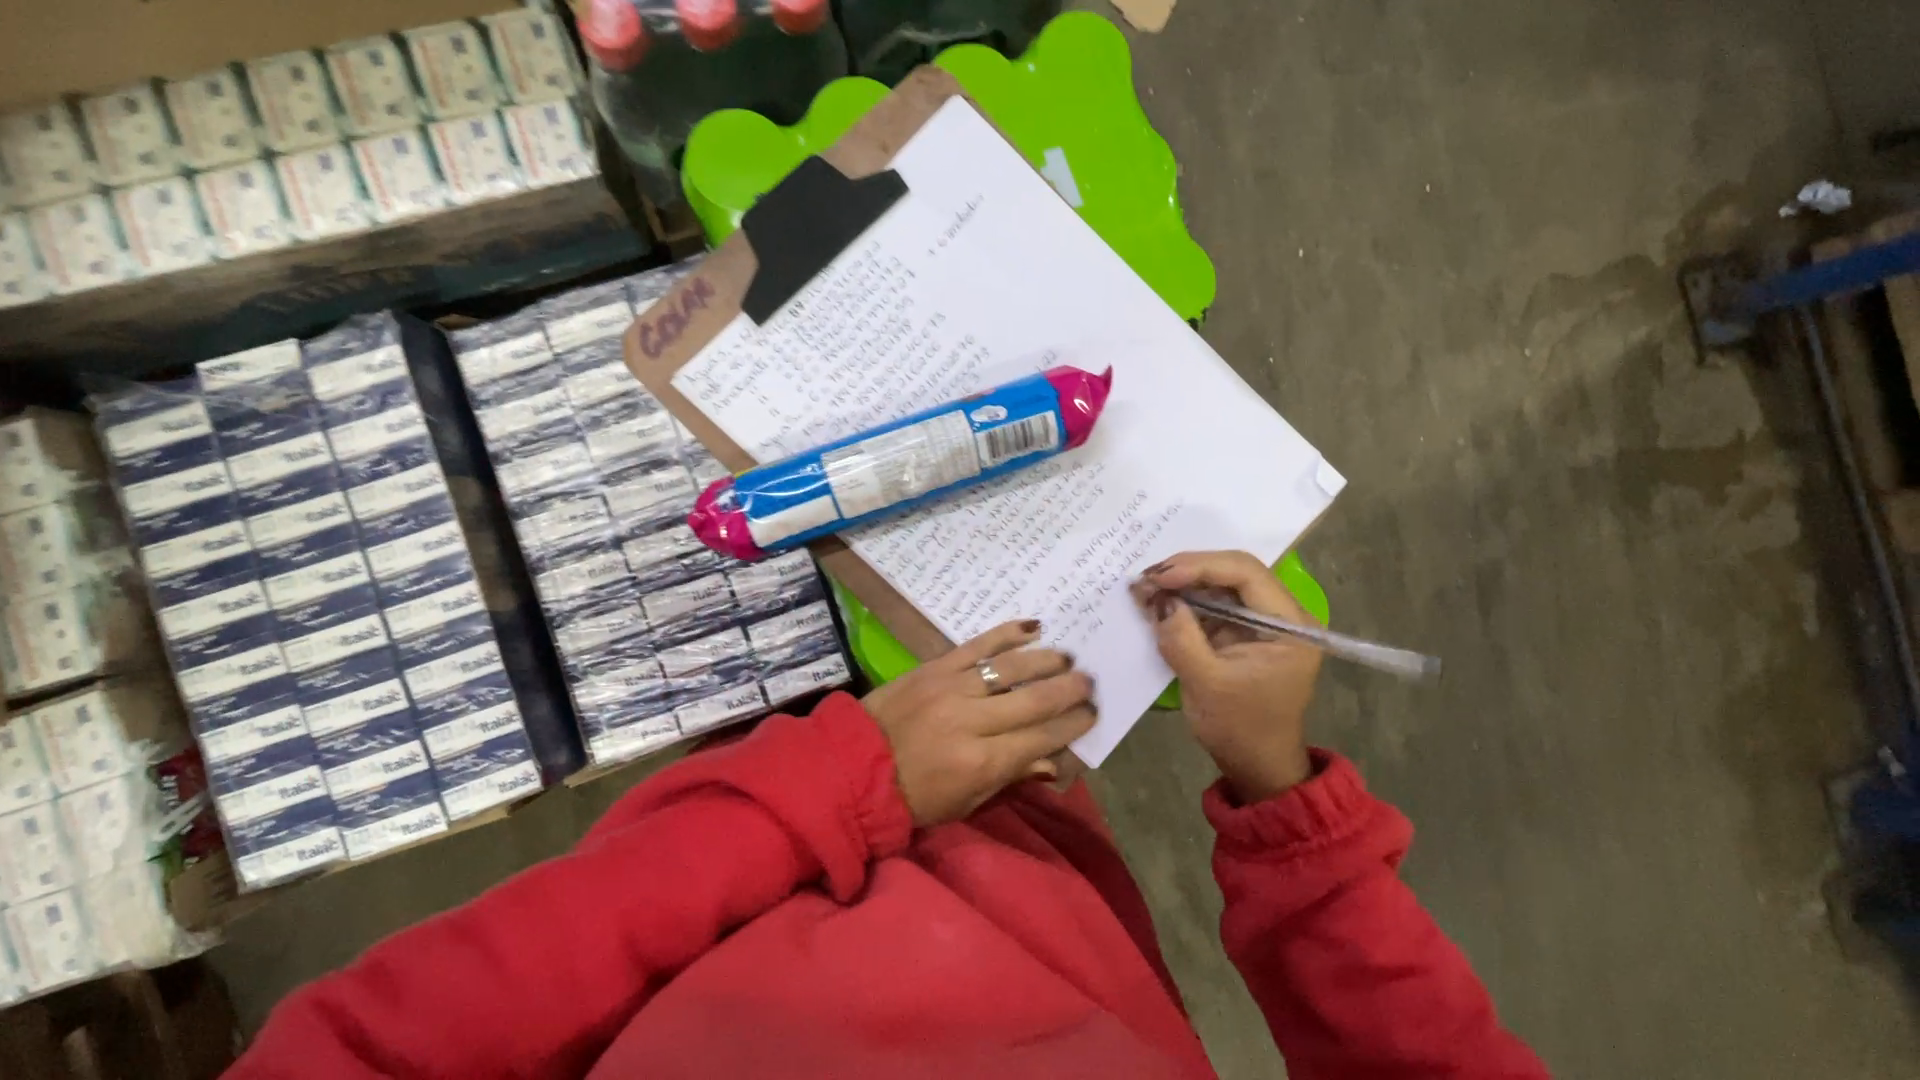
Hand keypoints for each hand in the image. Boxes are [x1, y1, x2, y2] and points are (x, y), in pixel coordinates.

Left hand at [861, 619, 1095, 826]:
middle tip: (1090, 683)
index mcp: (981, 762)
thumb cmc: (914, 797)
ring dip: (1045, 660)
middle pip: (1033, 700)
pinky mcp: (934, 667)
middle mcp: (971, 720)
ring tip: (1068, 657)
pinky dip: (1007, 633)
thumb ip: (1011, 777)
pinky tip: (1033, 626)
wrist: (853, 767)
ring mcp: (951, 688)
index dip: (1072, 726)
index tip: (1093, 715)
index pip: (1041, 738)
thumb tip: (1055, 759)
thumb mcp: (965, 803)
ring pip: (1010, 668)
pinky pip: (977, 644)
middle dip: (1068, 690)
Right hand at [1135, 551, 1322, 803]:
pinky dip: (1184, 601)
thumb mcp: (1206, 685)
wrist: (1257, 766)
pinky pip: (1213, 603)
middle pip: (1233, 571)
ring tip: (1144, 589)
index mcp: (1289, 625)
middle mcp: (1281, 614)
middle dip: (1187, 571)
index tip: (1158, 577)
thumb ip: (1182, 638)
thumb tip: (1158, 598)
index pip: (1246, 573)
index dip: (1199, 566)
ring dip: (1182, 584)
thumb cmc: (1240, 730)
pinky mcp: (1242, 631)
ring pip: (1220, 583)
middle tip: (1145, 580)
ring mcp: (1262, 621)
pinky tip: (1157, 602)